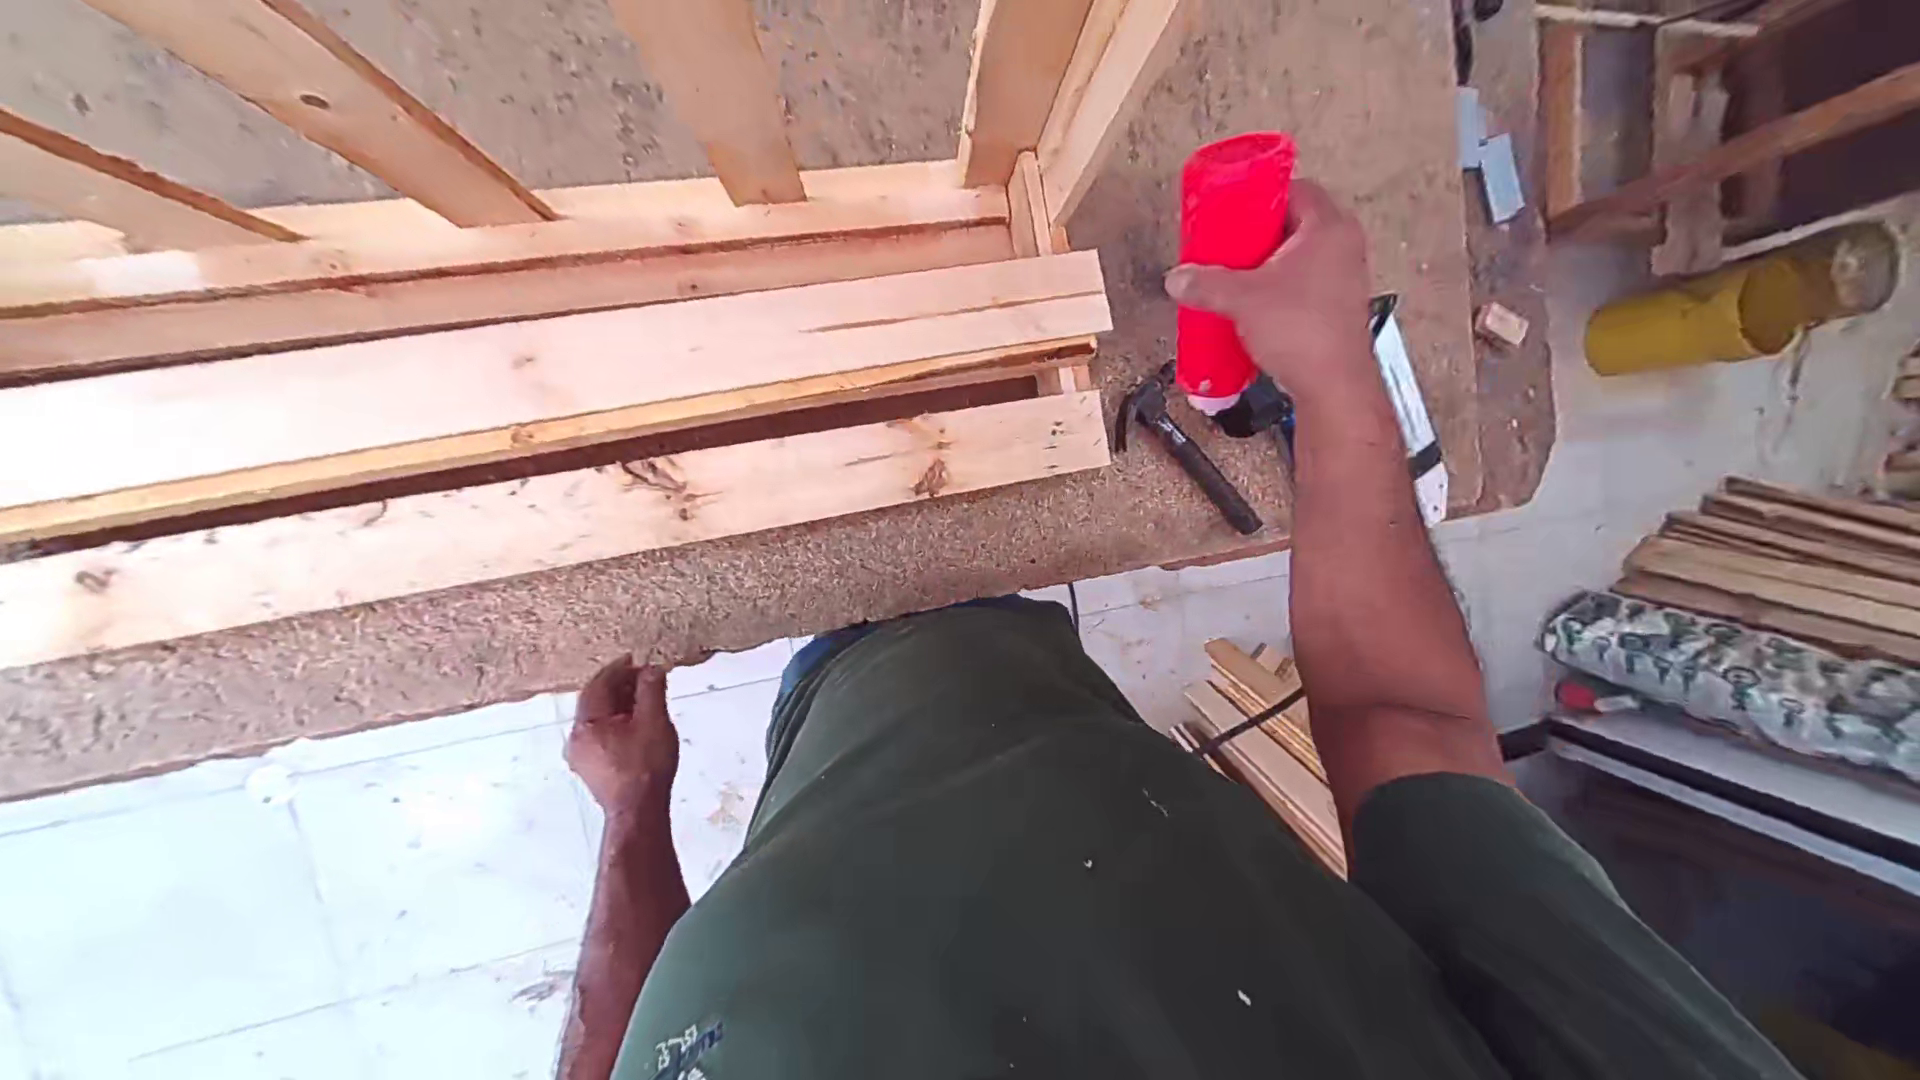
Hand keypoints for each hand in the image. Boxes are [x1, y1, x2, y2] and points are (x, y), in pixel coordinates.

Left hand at [566, 655, 677, 817]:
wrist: (638, 809)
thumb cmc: (645, 765)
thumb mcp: (654, 720)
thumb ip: (651, 690)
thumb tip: (651, 668)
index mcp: (587, 724)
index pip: (598, 686)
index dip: (617, 669)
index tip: (634, 659)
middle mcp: (577, 739)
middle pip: (596, 702)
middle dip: (620, 686)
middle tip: (645, 677)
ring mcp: (582, 756)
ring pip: (598, 719)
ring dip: (620, 704)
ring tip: (645, 698)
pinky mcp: (592, 768)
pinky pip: (601, 734)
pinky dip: (617, 722)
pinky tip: (637, 723)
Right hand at [1164, 180, 1376, 404]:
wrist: (1329, 381)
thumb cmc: (1301, 332)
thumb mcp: (1241, 301)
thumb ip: (1205, 285)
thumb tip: (1177, 279)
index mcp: (1328, 227)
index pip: (1294, 189)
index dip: (1259, 198)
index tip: (1232, 211)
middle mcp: (1343, 245)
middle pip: (1292, 224)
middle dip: (1255, 236)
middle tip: (1226, 248)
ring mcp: (1343, 276)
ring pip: (1296, 257)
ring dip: (1264, 266)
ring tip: (1233, 280)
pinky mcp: (1335, 305)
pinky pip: (1300, 284)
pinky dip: (1275, 289)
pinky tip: (1251, 307)